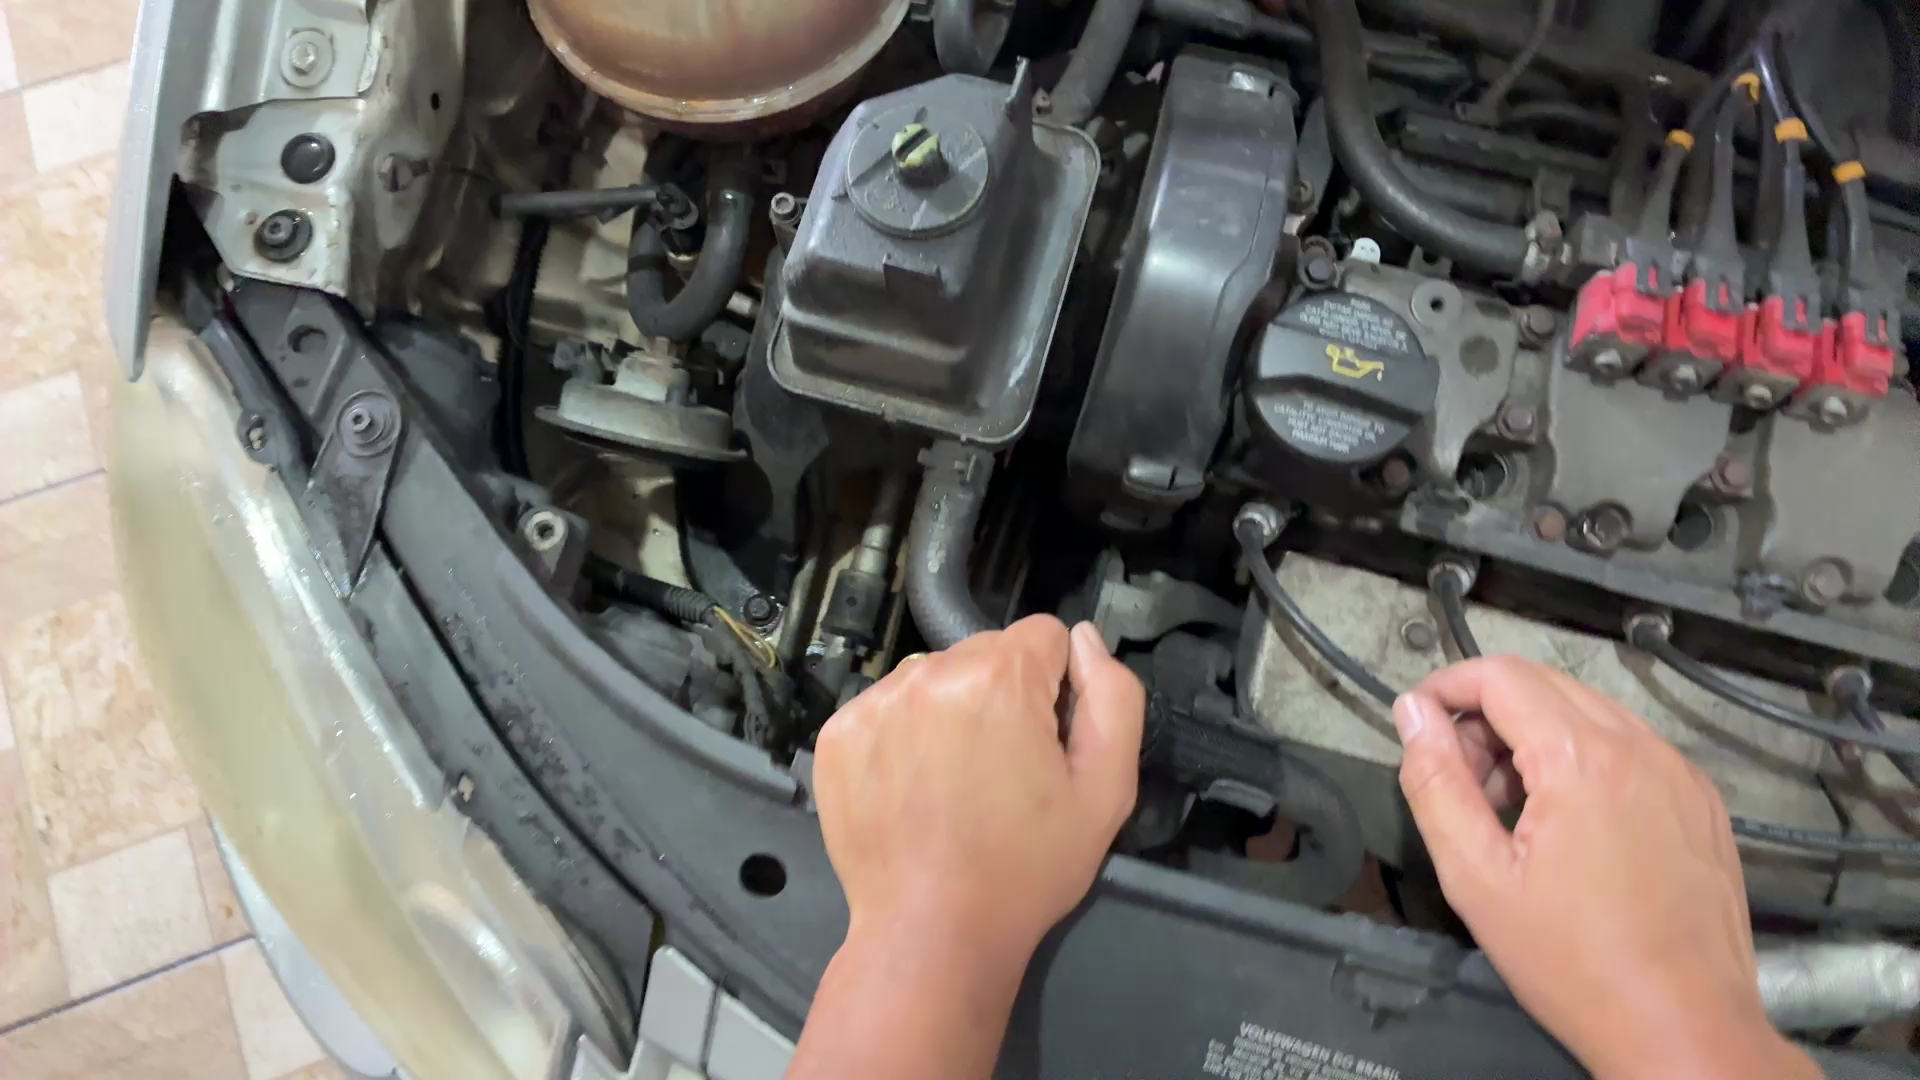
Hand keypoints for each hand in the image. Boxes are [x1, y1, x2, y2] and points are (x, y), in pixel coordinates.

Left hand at [814, 616, 1145, 959]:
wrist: (931, 933)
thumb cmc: (1026, 866)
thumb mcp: (1106, 788)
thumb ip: (1114, 696)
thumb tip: (1084, 640)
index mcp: (999, 676)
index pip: (1043, 634)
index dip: (1056, 683)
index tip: (1045, 735)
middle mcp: (930, 671)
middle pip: (986, 650)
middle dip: (1003, 691)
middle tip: (1002, 763)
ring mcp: (876, 700)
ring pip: (934, 673)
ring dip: (951, 705)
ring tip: (955, 774)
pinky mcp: (839, 731)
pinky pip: (887, 704)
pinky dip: (904, 730)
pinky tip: (913, 781)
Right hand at [1393, 657, 1816, 1079]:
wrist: (1687, 1036)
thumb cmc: (1567, 955)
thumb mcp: (1472, 871)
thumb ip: (1433, 779)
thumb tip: (1412, 711)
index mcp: (1582, 760)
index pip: (1499, 676)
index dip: (1444, 687)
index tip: (1416, 726)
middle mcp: (1641, 748)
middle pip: (1539, 682)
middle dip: (1481, 710)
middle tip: (1455, 772)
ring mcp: (1680, 773)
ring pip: (1580, 707)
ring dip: (1525, 730)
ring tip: (1503, 800)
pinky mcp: (1699, 800)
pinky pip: (1621, 741)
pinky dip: (1572, 751)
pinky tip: (1558, 812)